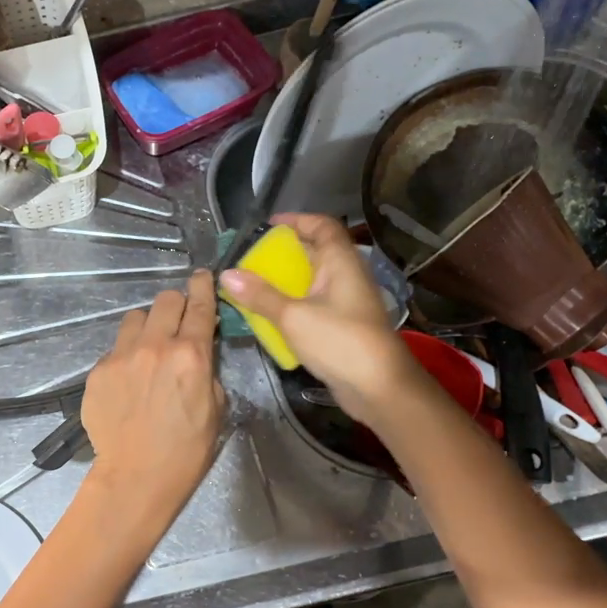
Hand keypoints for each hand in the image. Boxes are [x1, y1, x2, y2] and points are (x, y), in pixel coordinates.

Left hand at [79, 270, 225, 522]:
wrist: (136, 476)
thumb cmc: (186, 450)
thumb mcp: (216, 408)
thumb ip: (207, 371)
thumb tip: (199, 354)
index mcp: (191, 355)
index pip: (199, 306)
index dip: (203, 286)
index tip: (202, 276)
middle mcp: (154, 346)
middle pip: (164, 300)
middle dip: (175, 304)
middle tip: (177, 320)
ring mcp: (122, 356)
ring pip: (134, 318)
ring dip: (146, 327)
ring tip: (148, 350)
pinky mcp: (98, 370)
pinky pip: (114, 349)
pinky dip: (125, 357)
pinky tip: (128, 382)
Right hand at [218, 214, 407, 421]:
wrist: (380, 388)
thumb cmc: (340, 341)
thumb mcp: (292, 316)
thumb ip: (259, 295)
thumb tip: (226, 274)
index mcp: (340, 262)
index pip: (322, 226)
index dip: (297, 219)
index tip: (268, 225)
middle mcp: (346, 276)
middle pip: (315, 252)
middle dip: (283, 253)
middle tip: (252, 259)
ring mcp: (347, 302)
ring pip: (312, 281)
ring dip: (285, 281)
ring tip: (253, 286)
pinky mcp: (343, 325)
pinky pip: (314, 304)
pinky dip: (292, 304)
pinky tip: (271, 317)